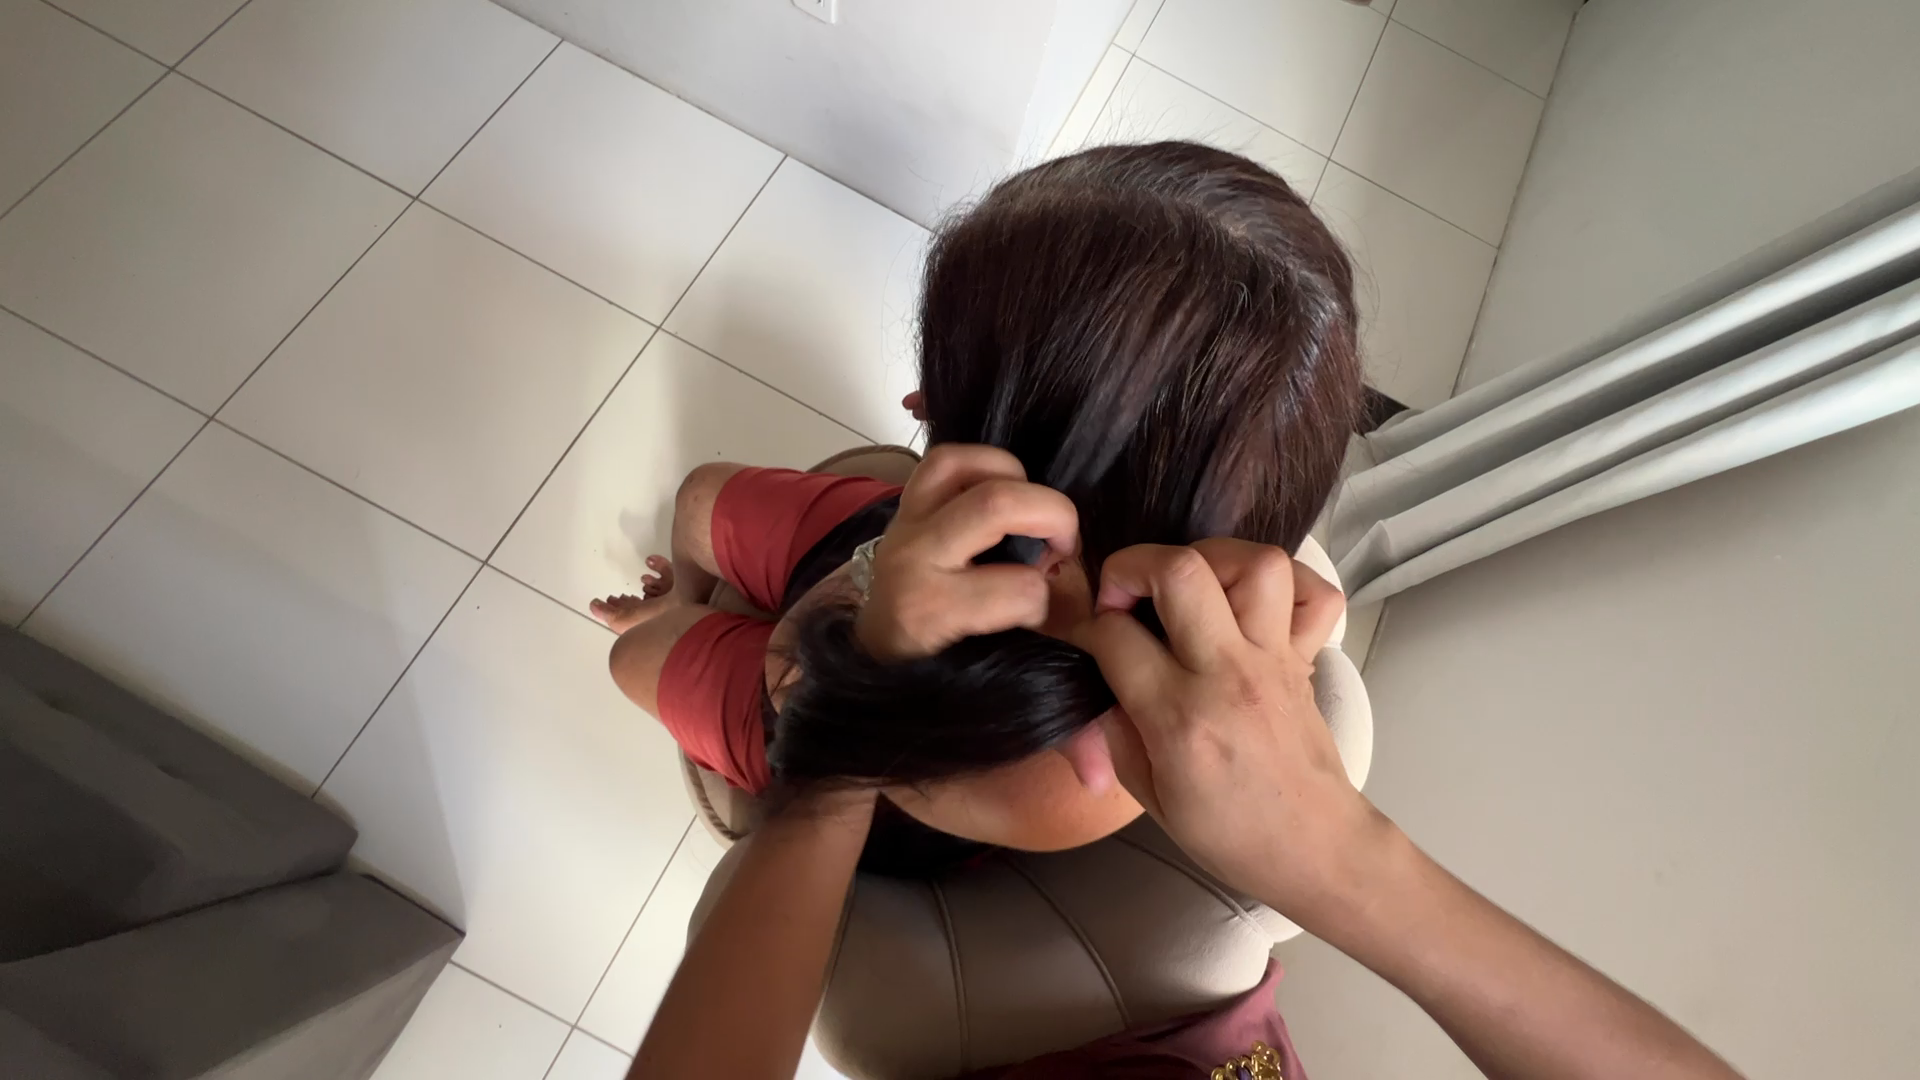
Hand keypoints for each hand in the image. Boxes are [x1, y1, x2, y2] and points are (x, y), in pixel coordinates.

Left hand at [855, 444, 1078, 660]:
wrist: (870, 641)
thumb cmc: (926, 656)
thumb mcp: (972, 657)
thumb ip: (1017, 622)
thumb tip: (1056, 579)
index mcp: (932, 608)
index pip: (1019, 588)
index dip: (1045, 597)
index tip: (1038, 609)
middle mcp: (915, 555)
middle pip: (995, 504)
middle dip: (1054, 512)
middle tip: (1064, 539)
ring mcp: (906, 521)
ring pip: (965, 464)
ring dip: (1016, 476)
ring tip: (1030, 506)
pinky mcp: (903, 502)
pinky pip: (945, 459)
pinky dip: (983, 463)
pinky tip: (1002, 489)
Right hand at [1076, 538, 1385, 917]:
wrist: (1315, 849)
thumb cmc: (1225, 830)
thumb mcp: (1145, 793)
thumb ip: (1108, 727)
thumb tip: (1094, 674)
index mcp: (1180, 717)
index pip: (1115, 635)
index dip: (1088, 626)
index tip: (1090, 640)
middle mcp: (1228, 674)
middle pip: (1181, 571)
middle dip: (1133, 565)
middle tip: (1125, 597)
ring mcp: (1276, 659)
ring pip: (1254, 563)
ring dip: (1208, 558)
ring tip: (1188, 589)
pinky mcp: (1307, 656)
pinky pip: (1314, 592)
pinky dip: (1284, 581)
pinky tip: (1248, 601)